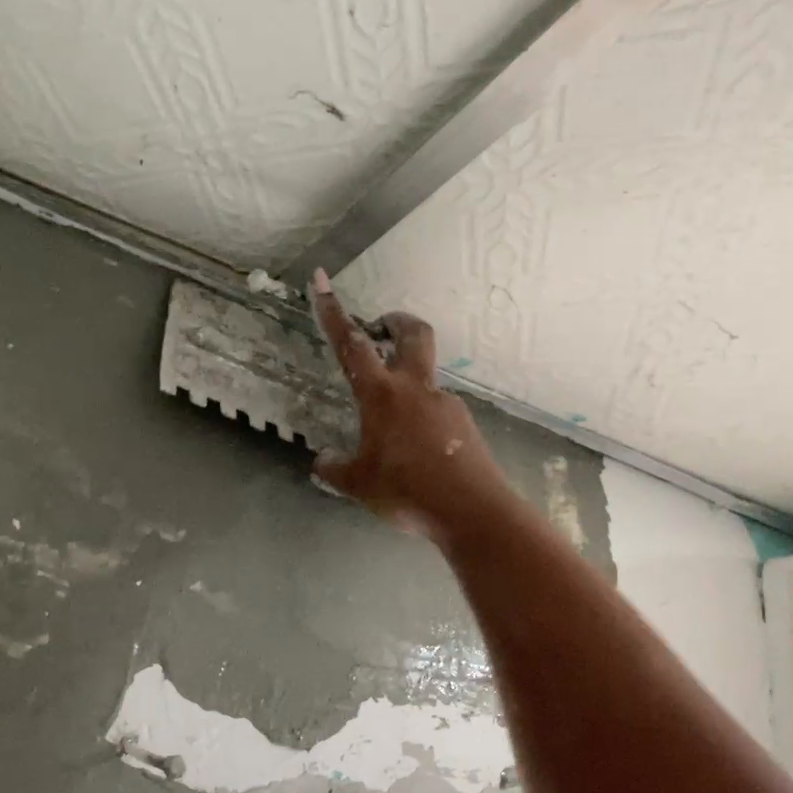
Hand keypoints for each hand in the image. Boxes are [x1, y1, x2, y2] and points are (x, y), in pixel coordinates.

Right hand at [307, 269, 505, 542]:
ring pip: (424, 380)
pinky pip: (436, 414)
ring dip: (406, 384)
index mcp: (382, 395)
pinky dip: (420, 421)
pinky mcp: (463, 427)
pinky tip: (412, 455)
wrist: (471, 511)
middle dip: (397, 322)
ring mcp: (445, 406)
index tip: (321, 280)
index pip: (352, 345)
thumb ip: (335, 469)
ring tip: (387, 428)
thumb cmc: (406, 491)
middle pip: (414, 335)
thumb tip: (322, 461)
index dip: (333, 312)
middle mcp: (416, 390)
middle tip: (383, 326)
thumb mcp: (357, 484)